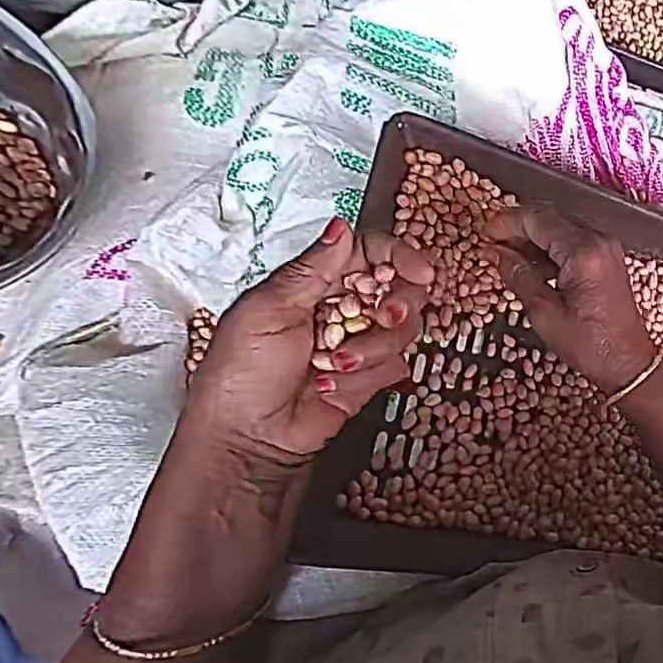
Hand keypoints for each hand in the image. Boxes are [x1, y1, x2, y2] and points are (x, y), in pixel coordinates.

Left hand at [181, 215, 434, 463]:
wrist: (251, 434)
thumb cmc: (242, 372)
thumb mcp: (268, 309)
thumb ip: (312, 269)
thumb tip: (341, 228)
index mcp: (315, 282)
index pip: (370, 254)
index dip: (400, 258)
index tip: (420, 272)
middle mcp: (344, 308)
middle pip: (400, 289)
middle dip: (396, 305)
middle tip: (382, 318)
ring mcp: (362, 342)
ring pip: (403, 330)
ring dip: (371, 349)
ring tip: (332, 363)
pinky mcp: (374, 374)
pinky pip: (397, 365)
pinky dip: (369, 375)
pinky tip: (333, 383)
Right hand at [479, 205, 656, 392]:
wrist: (628, 364)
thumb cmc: (590, 345)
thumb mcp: (544, 312)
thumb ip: (517, 275)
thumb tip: (494, 253)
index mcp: (583, 251)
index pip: (536, 219)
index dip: (505, 223)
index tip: (484, 234)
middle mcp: (599, 242)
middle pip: (550, 219)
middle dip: (517, 229)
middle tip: (492, 246)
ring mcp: (607, 249)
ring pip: (561, 230)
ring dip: (533, 240)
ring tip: (508, 259)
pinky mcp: (609, 261)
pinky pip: (574, 244)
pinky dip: (551, 251)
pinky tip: (533, 268)